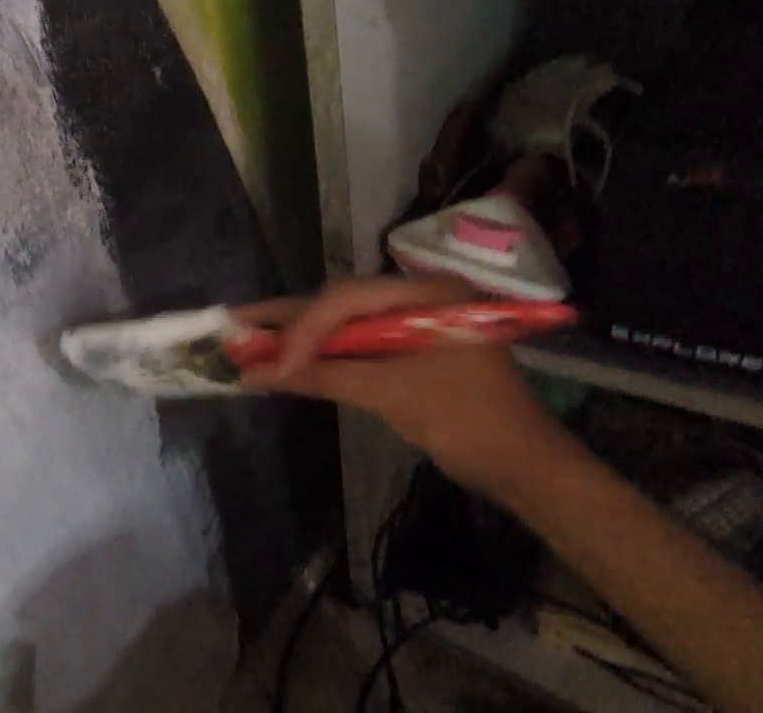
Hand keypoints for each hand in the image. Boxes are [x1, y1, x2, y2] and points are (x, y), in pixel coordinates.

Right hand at [237, 276, 571, 498]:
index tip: (269, 362)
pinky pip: (353, 342)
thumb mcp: (392, 396)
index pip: (347, 299)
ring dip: (299, 339)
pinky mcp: (406, 346)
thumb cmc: (467, 423)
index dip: (302, 329)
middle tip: (236, 329)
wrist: (526, 469)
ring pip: (341, 323)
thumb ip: (322, 377)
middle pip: (339, 304)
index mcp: (427, 293)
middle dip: (290, 324)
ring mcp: (412, 321)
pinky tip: (284, 360)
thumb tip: (253, 374)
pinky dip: (321, 354)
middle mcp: (417, 297)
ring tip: (248, 342)